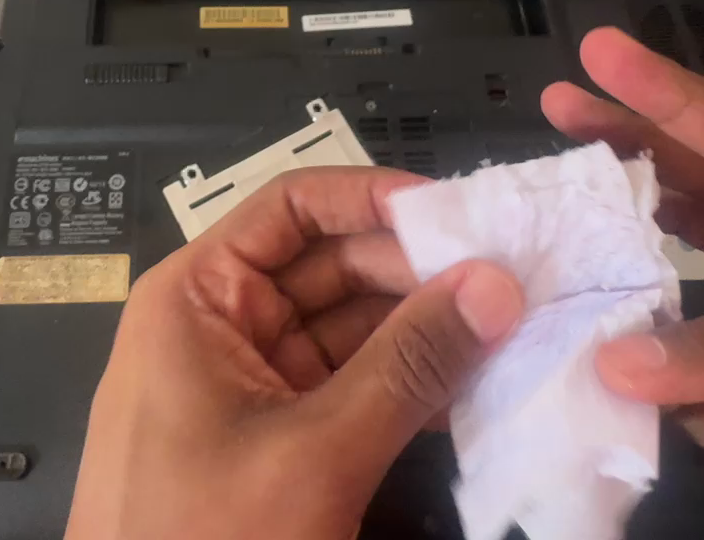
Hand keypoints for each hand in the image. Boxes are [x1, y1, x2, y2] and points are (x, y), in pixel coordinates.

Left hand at [65, 167, 524, 539]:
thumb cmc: (201, 539)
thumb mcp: (309, 452)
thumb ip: (406, 367)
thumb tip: (490, 287)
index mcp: (199, 293)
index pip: (291, 209)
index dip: (368, 197)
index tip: (451, 210)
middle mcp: (225, 319)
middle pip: (331, 263)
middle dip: (414, 269)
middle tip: (503, 277)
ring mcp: (256, 377)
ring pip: (352, 324)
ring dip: (423, 329)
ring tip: (505, 326)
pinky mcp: (283, 431)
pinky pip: (354, 381)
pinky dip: (409, 383)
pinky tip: (471, 385)